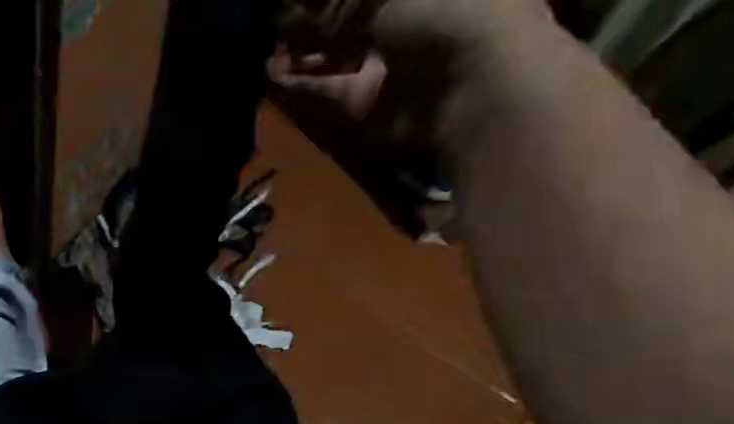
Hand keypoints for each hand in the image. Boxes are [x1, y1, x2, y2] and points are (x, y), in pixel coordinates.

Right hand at [269, 0, 552, 144]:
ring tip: (263, 43)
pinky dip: (296, 85)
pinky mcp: (364, 104)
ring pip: (328, 52)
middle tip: (272, 13)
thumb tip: (302, 4)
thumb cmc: (447, 2)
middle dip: (307, 11)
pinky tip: (269, 74)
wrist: (470, 79)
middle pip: (341, 12)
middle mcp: (399, 15)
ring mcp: (380, 62)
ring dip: (296, 48)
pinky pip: (323, 91)